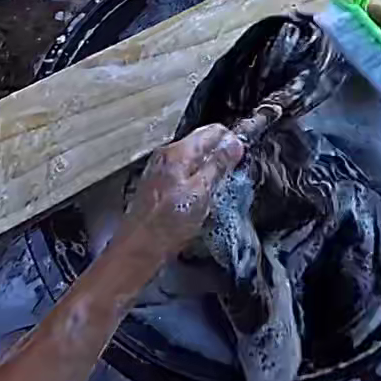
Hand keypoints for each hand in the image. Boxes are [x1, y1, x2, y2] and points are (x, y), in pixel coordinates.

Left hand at [116, 124, 244, 262]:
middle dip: (221, 154)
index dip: (231, 140)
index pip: (212, 131)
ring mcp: (160, 168)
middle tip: (234, 174)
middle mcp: (166, 154)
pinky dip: (196, 178)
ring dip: (209, 168)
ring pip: (193, 158)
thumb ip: (218, 165)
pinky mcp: (157, 183)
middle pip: (202, 142)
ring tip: (220, 187)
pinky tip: (202, 196)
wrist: (137, 250)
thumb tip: (235, 143)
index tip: (243, 156)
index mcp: (178, 152)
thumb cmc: (168, 224)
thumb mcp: (201, 193)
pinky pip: (184, 171)